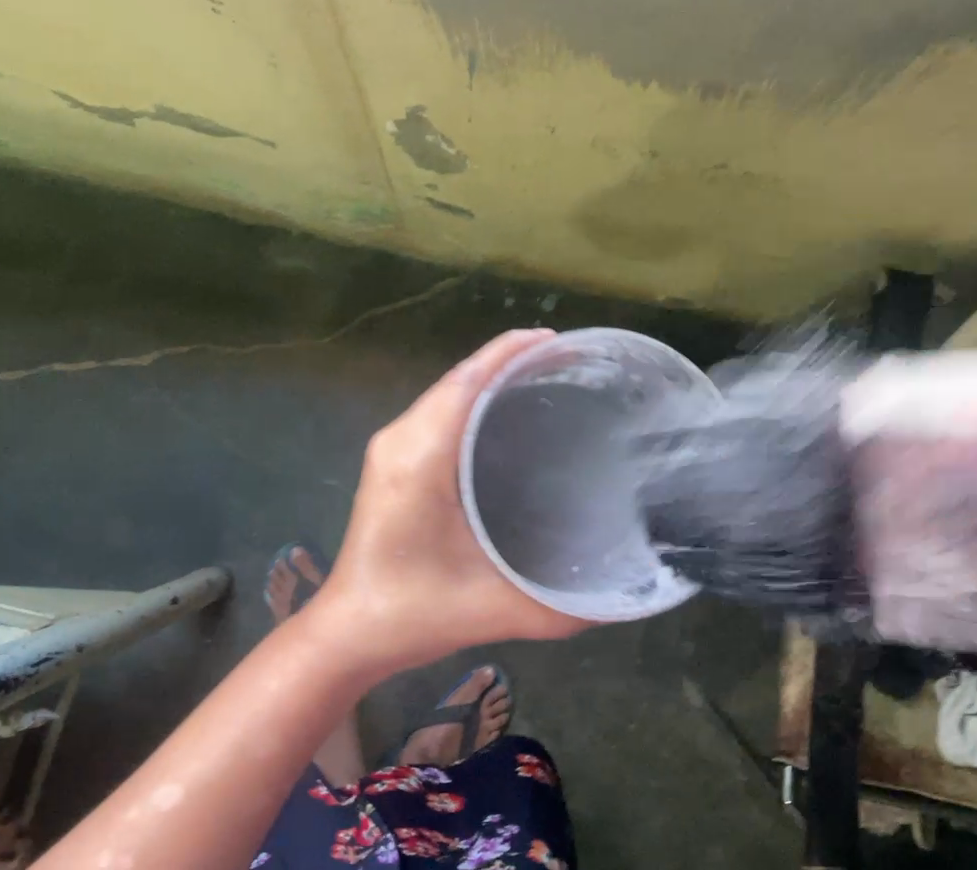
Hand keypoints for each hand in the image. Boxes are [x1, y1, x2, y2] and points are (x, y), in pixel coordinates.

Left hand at [308, 329, 593, 673]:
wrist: (349, 634)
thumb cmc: (414, 614)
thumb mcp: (496, 610)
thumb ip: (562, 608)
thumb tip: (627, 597)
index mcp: (419, 457)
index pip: (467, 381)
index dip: (511, 353)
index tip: (561, 342)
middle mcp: (401, 440)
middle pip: (459, 379)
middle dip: (511, 361)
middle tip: (572, 364)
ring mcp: (392, 450)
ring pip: (448, 394)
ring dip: (492, 379)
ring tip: (550, 380)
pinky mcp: (393, 464)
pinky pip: (439, 414)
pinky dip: (475, 403)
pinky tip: (511, 420)